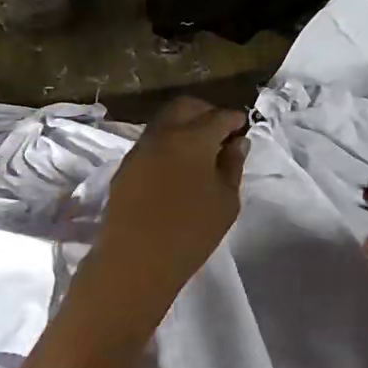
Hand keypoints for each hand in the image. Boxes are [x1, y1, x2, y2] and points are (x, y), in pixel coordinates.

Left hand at [87, 97, 247, 310]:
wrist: (136, 259)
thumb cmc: (191, 232)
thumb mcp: (226, 201)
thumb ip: (232, 166)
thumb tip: (236, 143)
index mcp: (193, 138)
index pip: (219, 116)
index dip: (234, 120)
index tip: (242, 129)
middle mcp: (163, 134)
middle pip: (186, 107)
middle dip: (206, 113)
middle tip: (220, 134)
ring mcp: (139, 149)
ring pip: (164, 122)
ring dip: (184, 127)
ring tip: (199, 153)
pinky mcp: (125, 167)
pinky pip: (151, 143)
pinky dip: (167, 145)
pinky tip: (176, 168)